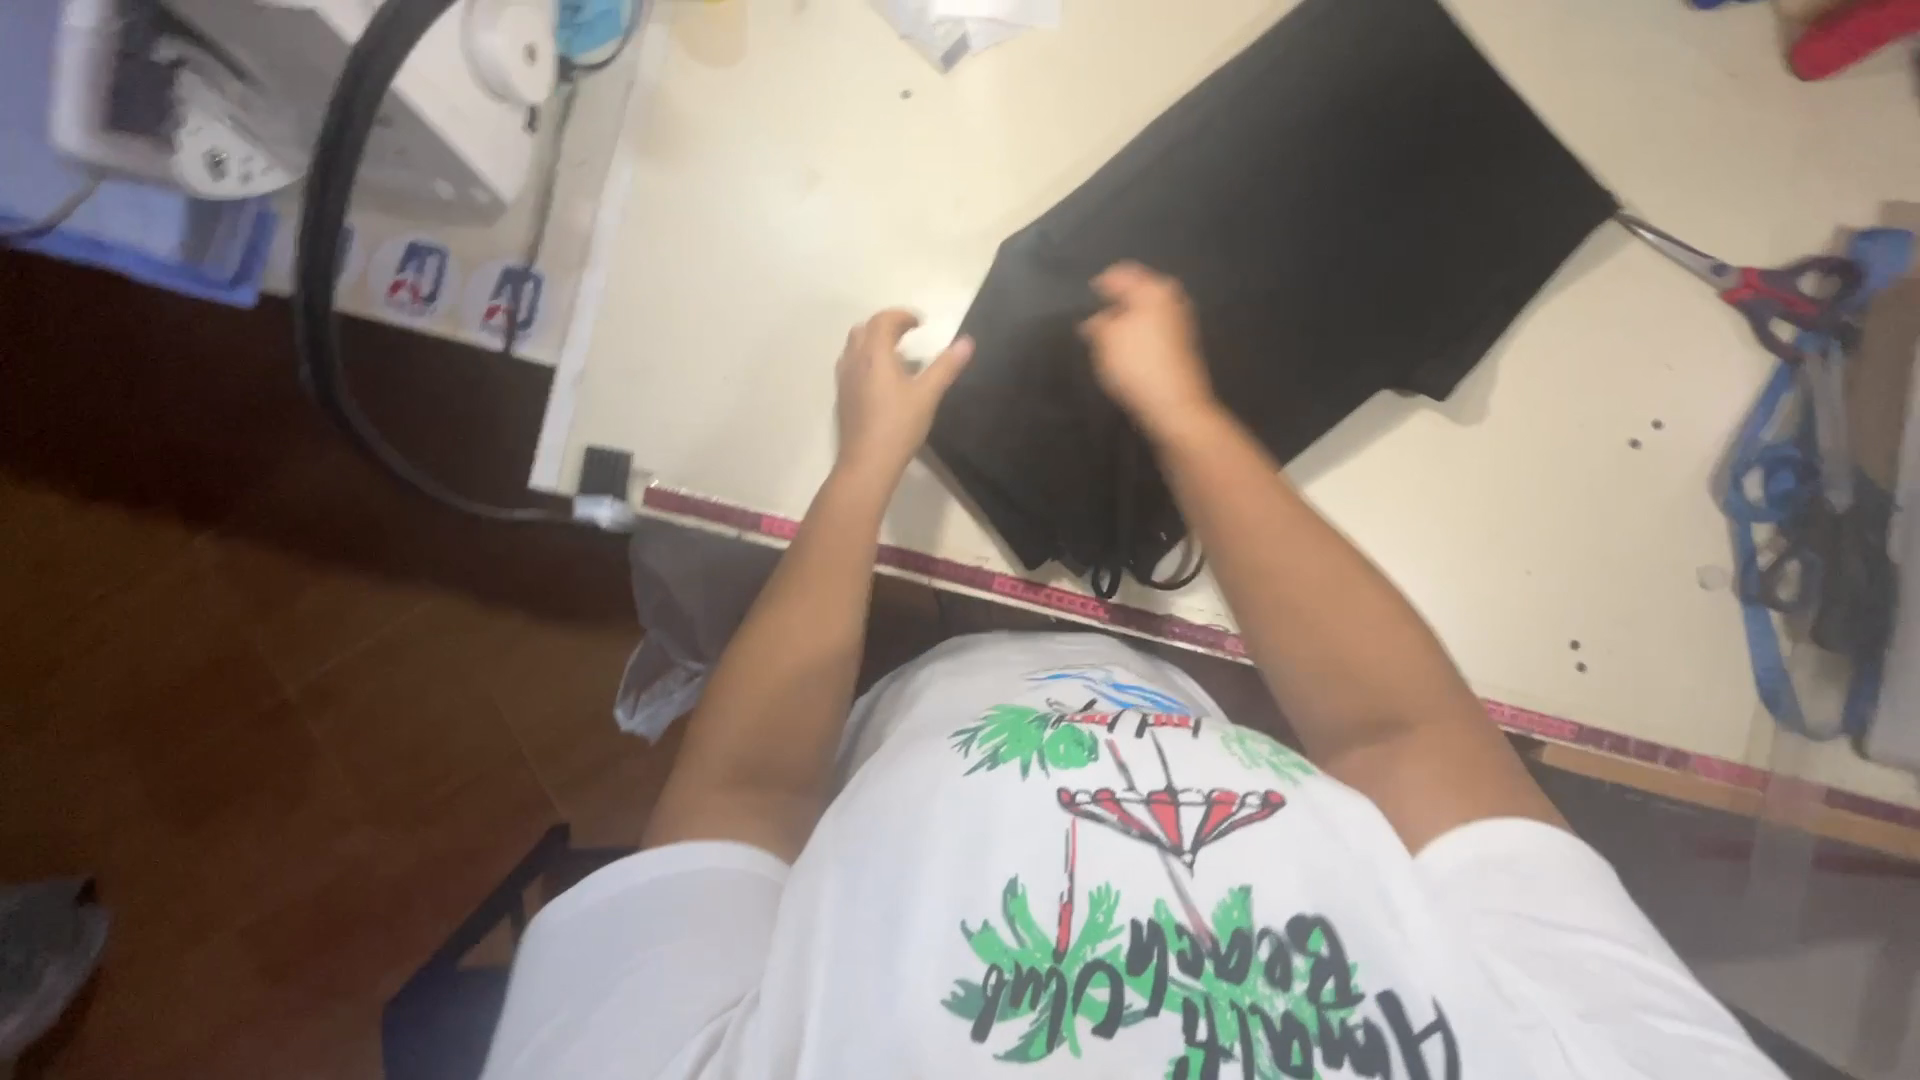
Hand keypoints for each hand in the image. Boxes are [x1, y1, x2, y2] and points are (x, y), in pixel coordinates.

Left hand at [834, 309, 973, 484]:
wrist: (867, 462)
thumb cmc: (899, 426)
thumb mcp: (928, 394)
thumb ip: (946, 366)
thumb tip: (967, 341)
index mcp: (874, 354)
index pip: (883, 320)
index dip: (902, 316)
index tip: (920, 323)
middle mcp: (854, 361)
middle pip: (864, 329)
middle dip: (885, 325)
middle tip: (907, 334)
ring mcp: (844, 380)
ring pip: (853, 347)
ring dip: (872, 341)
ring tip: (895, 355)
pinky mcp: (841, 397)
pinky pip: (850, 366)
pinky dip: (865, 360)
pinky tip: (880, 381)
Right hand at [1079, 262, 1219, 438]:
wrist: (1174, 403)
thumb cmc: (1136, 363)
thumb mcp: (1105, 339)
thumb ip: (1097, 323)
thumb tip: (1095, 321)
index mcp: (1153, 289)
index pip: (1123, 274)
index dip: (1102, 283)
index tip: (1088, 293)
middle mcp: (1171, 300)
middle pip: (1138, 293)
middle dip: (1116, 303)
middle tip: (1096, 316)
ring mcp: (1179, 323)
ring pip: (1145, 314)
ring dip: (1127, 321)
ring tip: (1107, 336)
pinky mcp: (1181, 347)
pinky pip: (1152, 332)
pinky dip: (1138, 336)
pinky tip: (1125, 351)